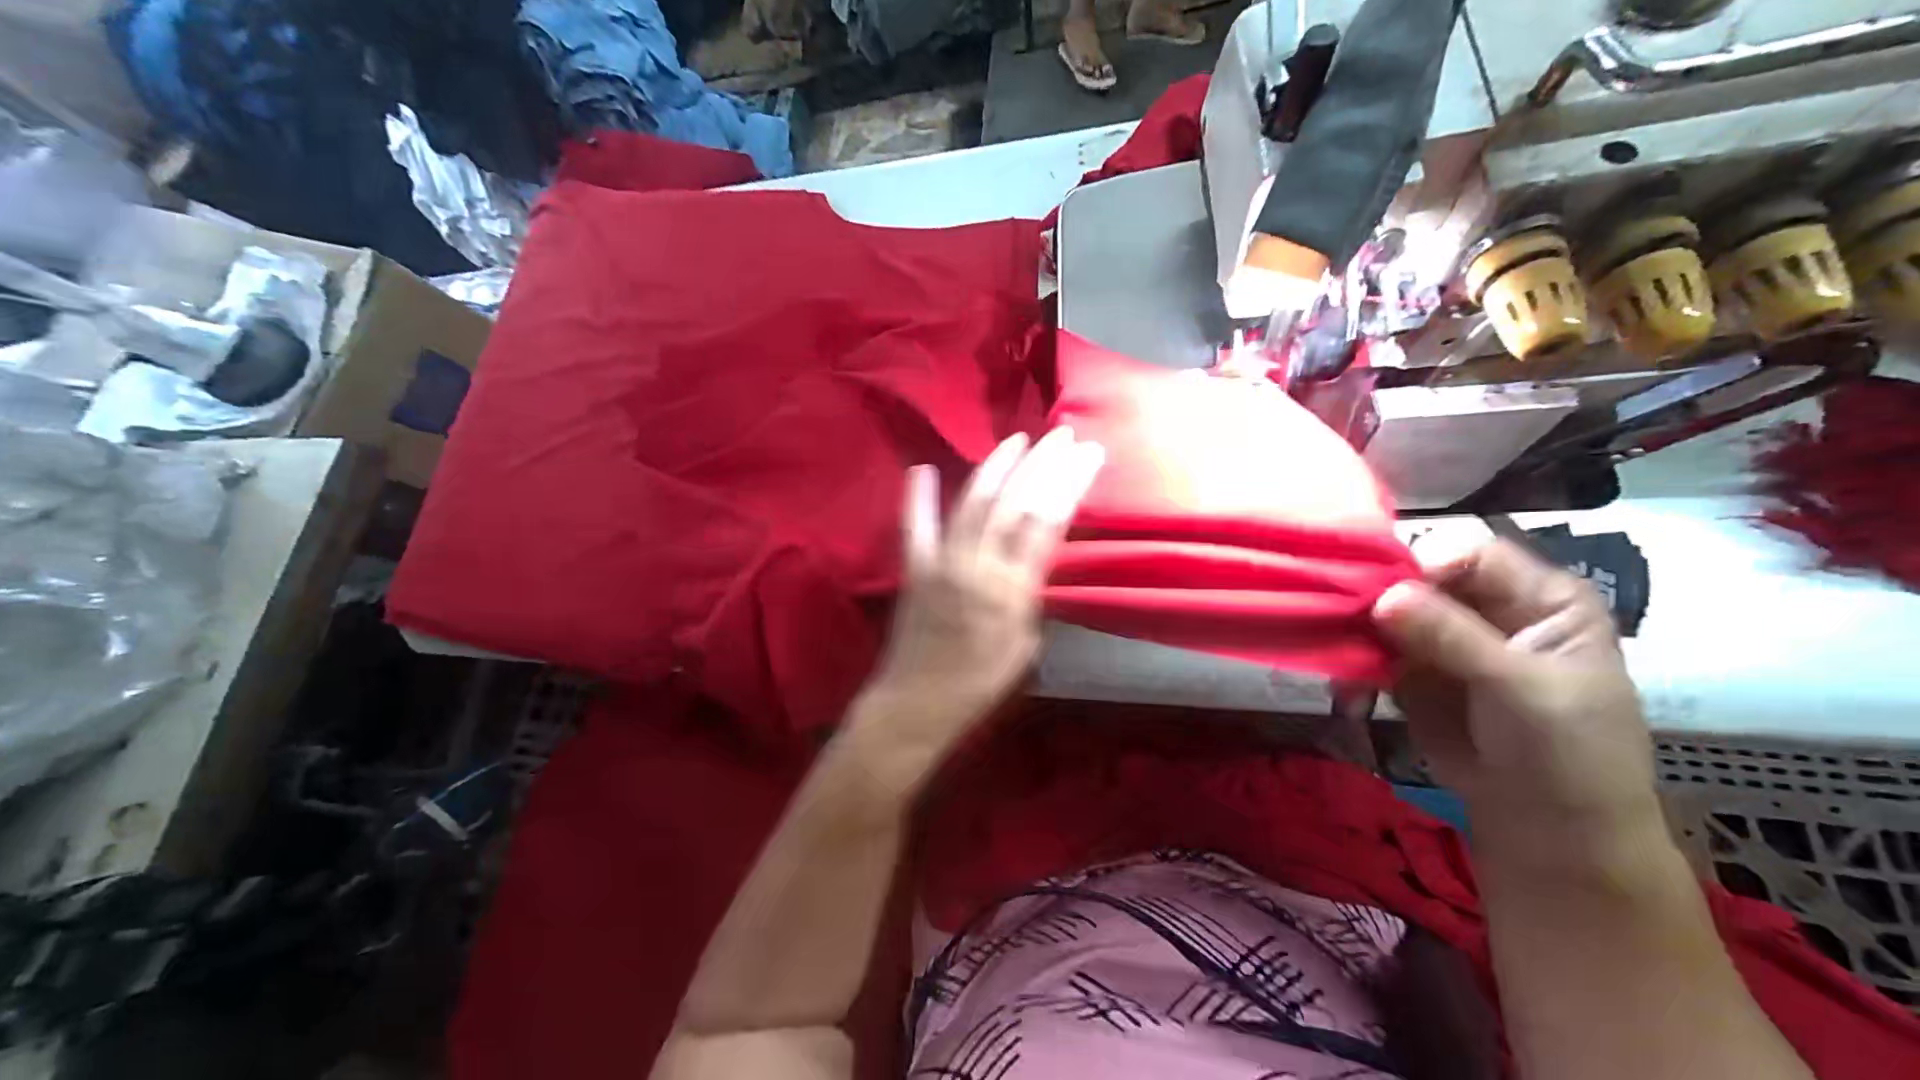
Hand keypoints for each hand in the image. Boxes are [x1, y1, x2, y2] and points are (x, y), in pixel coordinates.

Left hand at [854, 429, 1103, 778]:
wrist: (917, 704)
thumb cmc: (979, 685)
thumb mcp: (1024, 646)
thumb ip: (1031, 597)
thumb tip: (1038, 559)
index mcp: (1013, 589)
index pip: (1048, 523)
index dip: (1070, 483)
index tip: (1088, 454)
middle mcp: (979, 567)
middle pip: (1016, 504)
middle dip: (1042, 464)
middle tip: (1062, 434)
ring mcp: (942, 563)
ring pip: (974, 505)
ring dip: (997, 468)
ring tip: (1018, 439)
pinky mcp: (914, 569)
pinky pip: (915, 527)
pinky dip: (918, 497)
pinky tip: (923, 468)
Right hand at [1371, 538, 1660, 864]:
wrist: (1550, 828)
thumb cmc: (1566, 751)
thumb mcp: (1521, 687)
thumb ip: (1453, 637)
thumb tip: (1382, 597)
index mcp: (1539, 598)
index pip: (1474, 556)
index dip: (1432, 565)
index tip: (1390, 592)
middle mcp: (1488, 608)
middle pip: (1422, 578)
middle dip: (1382, 594)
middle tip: (1343, 614)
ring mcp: (1445, 639)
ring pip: (1390, 612)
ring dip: (1359, 628)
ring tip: (1335, 650)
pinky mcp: (1411, 671)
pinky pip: (1373, 650)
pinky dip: (1353, 661)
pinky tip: (1343, 683)